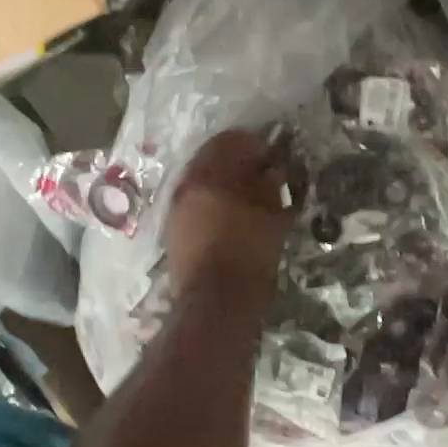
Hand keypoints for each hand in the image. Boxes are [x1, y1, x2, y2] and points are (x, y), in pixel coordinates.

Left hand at [164, 129, 290, 304]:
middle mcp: (186, 187)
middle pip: (211, 162)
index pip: (231, 141)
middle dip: (237, 165)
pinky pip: (196, 208)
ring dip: (223, 187)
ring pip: (202, 185)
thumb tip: (272, 170)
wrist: (215, 305)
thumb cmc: (249, 257)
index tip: (273, 157)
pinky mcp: (174, 234)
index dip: (255, 145)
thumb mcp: (271, 219)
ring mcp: (175, 211)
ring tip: (249, 202)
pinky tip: (232, 222)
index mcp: (209, 175)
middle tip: (262, 178)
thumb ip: (271, 188)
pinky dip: (213, 207)